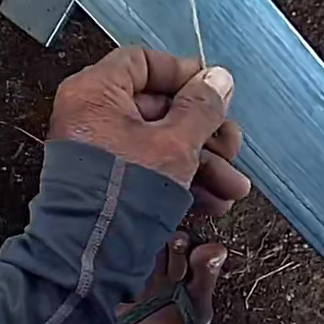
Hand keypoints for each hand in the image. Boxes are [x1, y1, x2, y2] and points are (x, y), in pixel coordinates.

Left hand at [48, 47, 250, 216]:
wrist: (92, 260)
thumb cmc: (122, 197)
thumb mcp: (176, 145)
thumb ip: (201, 109)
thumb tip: (219, 79)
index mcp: (97, 94)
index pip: (143, 63)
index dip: (183, 74)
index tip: (214, 90)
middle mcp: (93, 119)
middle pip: (160, 109)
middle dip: (206, 134)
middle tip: (232, 149)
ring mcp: (101, 153)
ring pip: (161, 144)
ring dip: (203, 165)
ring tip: (232, 188)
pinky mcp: (110, 184)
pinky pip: (150, 170)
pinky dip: (181, 182)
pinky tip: (213, 202)